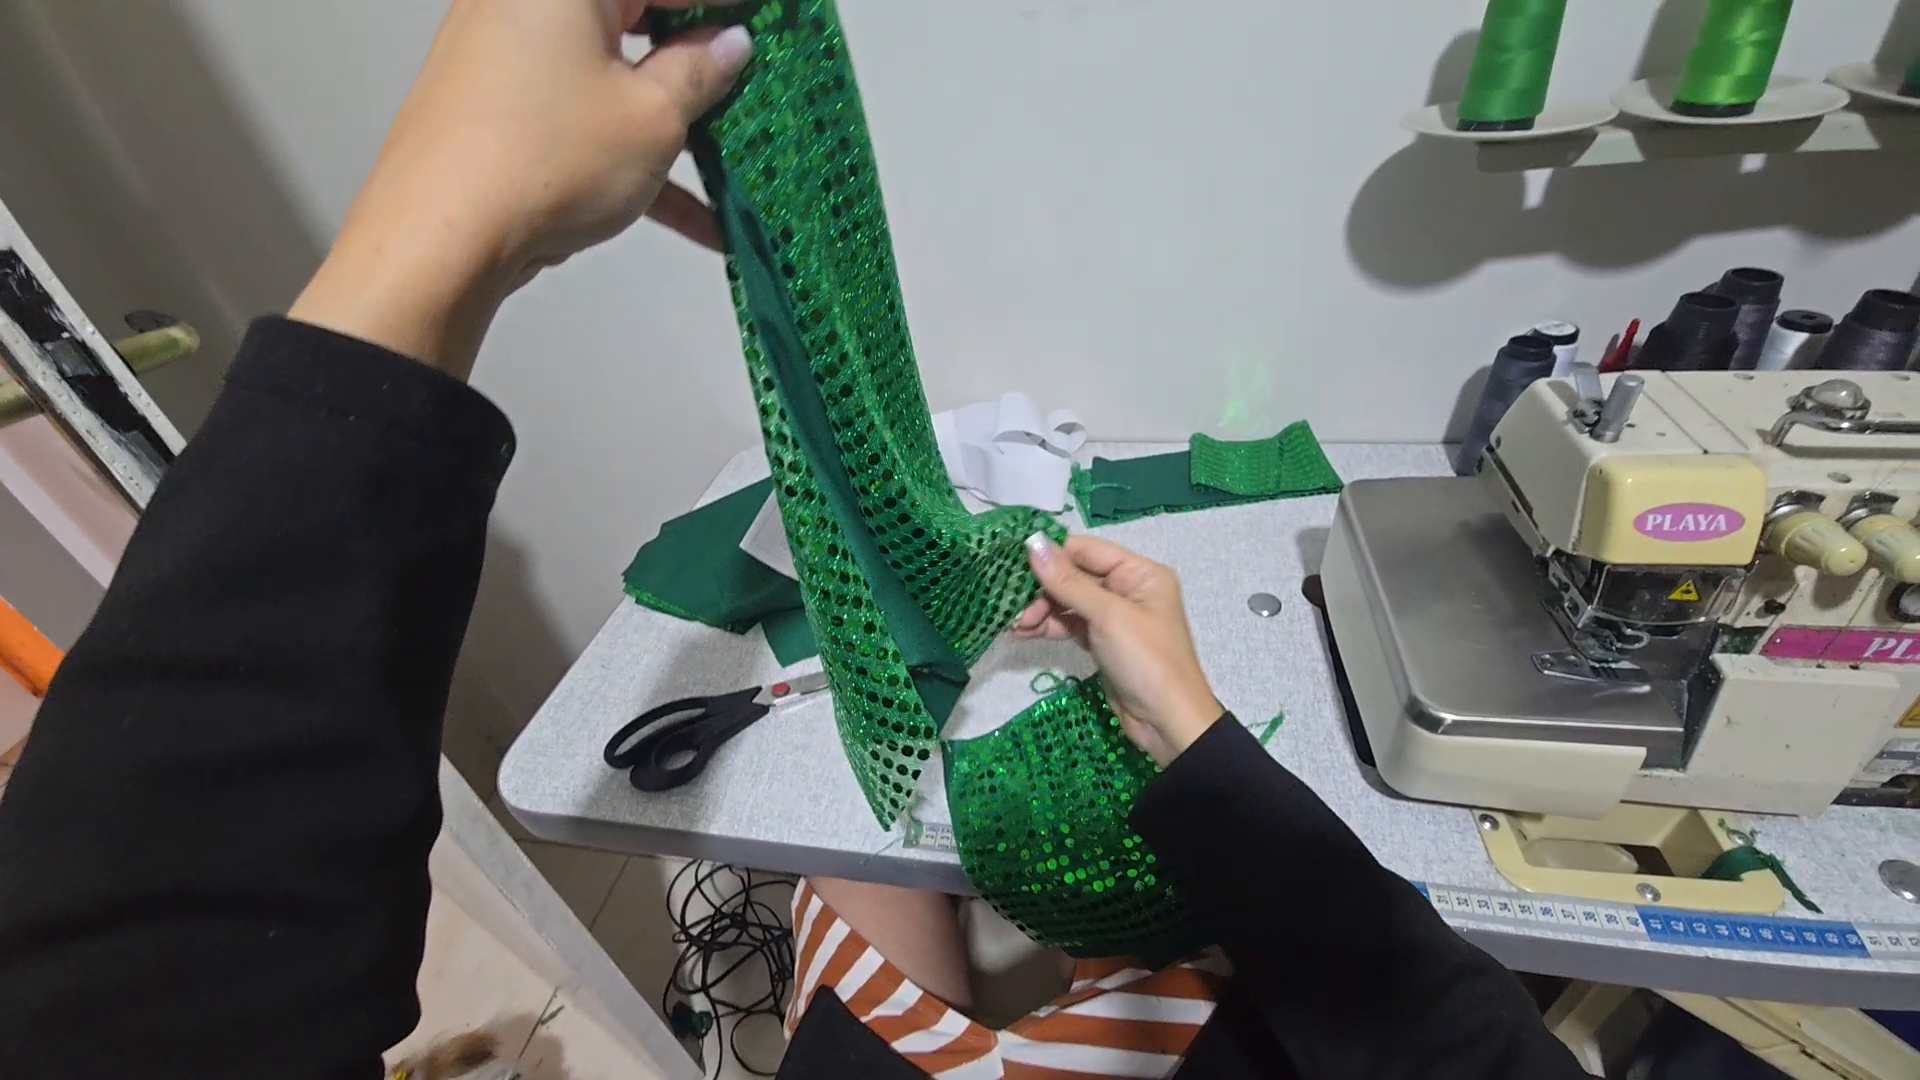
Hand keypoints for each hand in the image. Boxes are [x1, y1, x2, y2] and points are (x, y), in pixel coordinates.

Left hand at [289, 0, 751, 378]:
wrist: (449, 230)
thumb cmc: (553, 156)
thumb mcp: (653, 117)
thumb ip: (700, 74)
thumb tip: (732, 44)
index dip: (721, 5)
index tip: (767, 25)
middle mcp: (536, 1)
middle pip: (641, 21)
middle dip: (703, 64)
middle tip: (753, 96)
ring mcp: (521, 56)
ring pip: (622, 78)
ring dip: (682, 127)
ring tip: (736, 169)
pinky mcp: (517, 110)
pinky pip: (596, 121)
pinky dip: (645, 162)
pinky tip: (699, 222)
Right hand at [1015, 535, 1222, 766]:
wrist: (1167, 723)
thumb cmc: (1146, 660)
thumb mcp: (1107, 616)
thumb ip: (1068, 581)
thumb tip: (1033, 542)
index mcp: (1140, 573)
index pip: (1087, 550)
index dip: (1051, 554)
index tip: (1013, 563)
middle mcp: (1127, 588)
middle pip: (1074, 575)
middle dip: (1042, 589)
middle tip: (1013, 607)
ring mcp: (1114, 616)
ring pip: (1068, 602)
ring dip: (1040, 610)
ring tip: (1014, 625)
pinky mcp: (1102, 641)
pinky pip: (1070, 624)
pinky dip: (1048, 627)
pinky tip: (1023, 633)